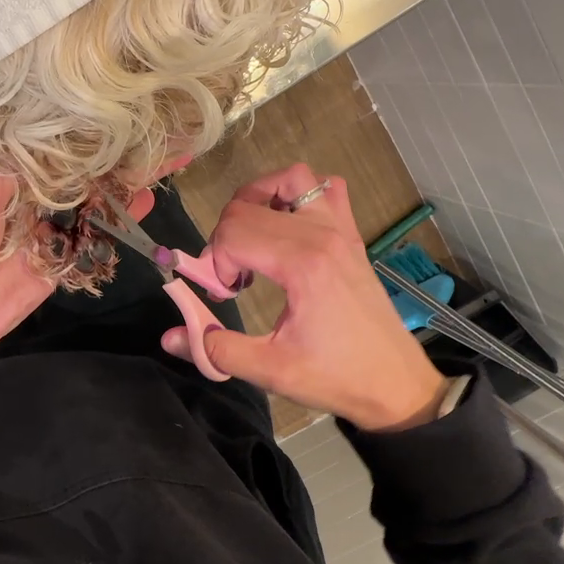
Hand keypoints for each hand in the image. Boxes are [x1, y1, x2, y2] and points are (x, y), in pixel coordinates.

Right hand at [162, 163, 449, 430]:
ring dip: (258, 199)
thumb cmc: (335, 377)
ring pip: (290, 179)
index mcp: (302, 265)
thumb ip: (216, 349)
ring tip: (249, 237)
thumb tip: (169, 337)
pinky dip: (299, 197)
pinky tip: (287, 228)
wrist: (395, 383)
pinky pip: (325, 189)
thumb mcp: (270, 371)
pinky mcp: (351, 234)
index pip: (234, 232)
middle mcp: (322, 235)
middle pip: (248, 205)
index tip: (224, 294)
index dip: (215, 262)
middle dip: (225, 238)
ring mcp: (340, 229)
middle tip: (231, 277)